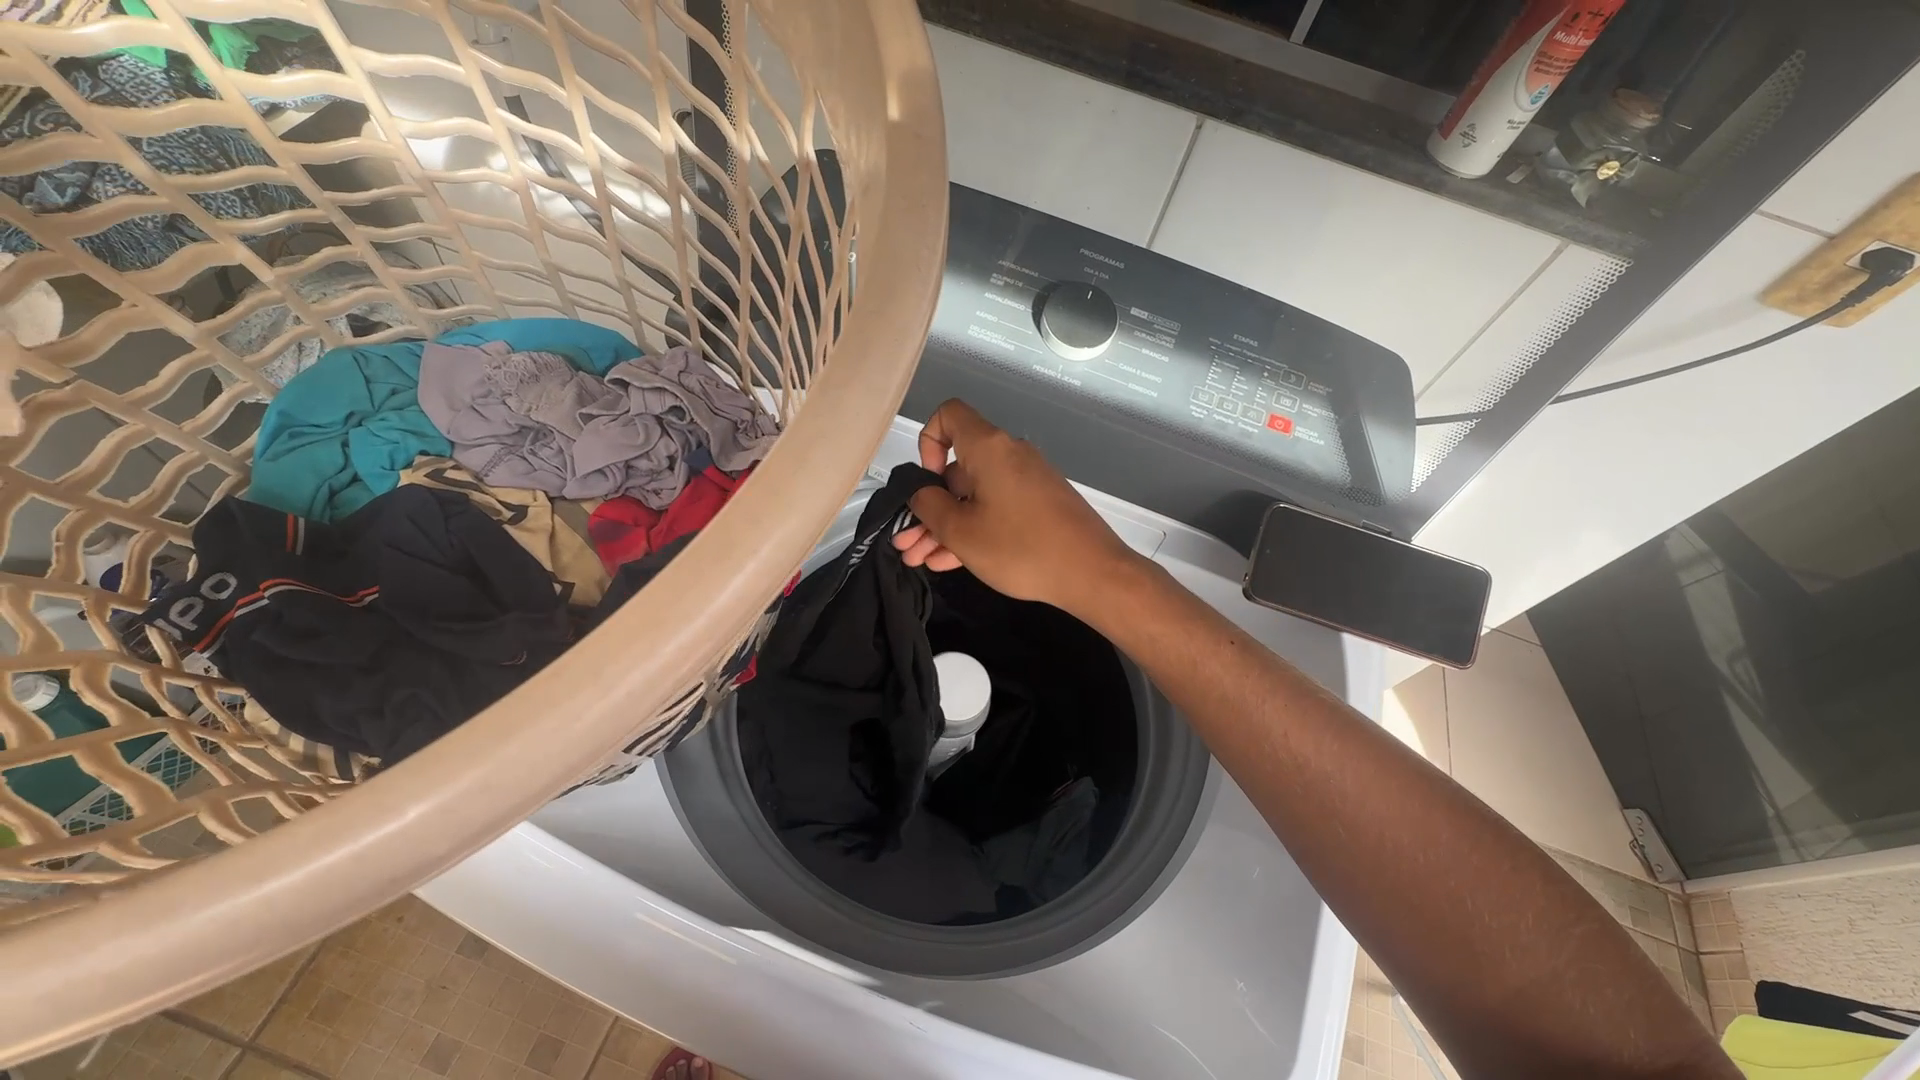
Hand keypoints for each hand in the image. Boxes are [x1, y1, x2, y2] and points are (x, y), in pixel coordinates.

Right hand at [891, 399, 1140, 611]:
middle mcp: (1009, 456)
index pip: (950, 415)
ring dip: (945, 526)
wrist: (1093, 573)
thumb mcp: (962, 532)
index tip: (927, 481)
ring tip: (919, 560)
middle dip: (928, 506)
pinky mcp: (1039, 506)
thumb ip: (930, 507)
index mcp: (990, 448)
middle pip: (958, 468)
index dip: (928, 441)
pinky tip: (948, 562)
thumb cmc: (1022, 548)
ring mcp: (1027, 482)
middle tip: (906, 542)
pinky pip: (996, 510)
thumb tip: (921, 493)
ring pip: (974, 496)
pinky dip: (973, 530)